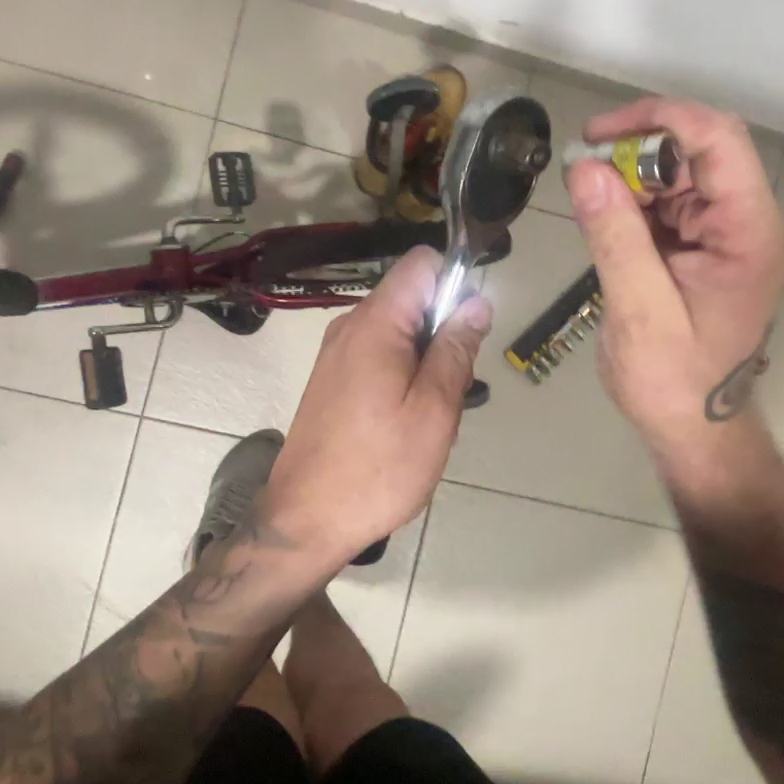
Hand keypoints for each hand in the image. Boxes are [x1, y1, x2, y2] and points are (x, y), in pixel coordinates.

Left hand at [262, 246, 491, 560]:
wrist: (306, 520)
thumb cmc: (378, 469)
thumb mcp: (433, 411)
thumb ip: (456, 350)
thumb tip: (477, 302)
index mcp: (376, 324)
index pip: (421, 263)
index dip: (455, 282)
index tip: (470, 331)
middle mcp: (350, 326)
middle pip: (411, 297)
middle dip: (444, 330)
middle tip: (453, 388)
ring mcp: (336, 354)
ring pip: (398, 331)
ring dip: (426, 359)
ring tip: (431, 413)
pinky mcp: (332, 380)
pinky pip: (378, 356)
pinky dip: (402, 375)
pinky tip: (407, 421)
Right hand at [566, 99, 783, 485]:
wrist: (692, 428)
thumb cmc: (673, 381)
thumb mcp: (639, 312)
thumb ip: (614, 237)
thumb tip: (583, 169)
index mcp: (749, 233)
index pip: (720, 142)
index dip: (662, 120)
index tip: (598, 135)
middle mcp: (745, 223)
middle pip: (699, 150)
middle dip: (638, 149)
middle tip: (581, 168)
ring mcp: (724, 235)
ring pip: (679, 173)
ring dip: (630, 177)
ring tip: (586, 200)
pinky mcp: (701, 247)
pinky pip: (667, 203)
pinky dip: (631, 202)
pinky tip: (602, 220)